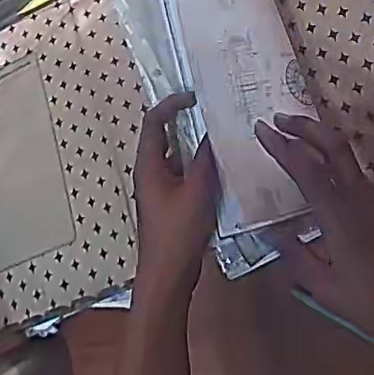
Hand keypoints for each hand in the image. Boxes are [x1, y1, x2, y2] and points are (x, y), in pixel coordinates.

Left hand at [131, 92, 218, 309]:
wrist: (168, 276)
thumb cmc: (178, 232)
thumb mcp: (198, 191)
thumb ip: (206, 159)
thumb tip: (214, 132)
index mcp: (149, 165)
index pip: (154, 121)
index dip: (171, 103)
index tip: (195, 98)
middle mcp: (151, 173)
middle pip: (166, 136)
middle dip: (188, 121)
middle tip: (215, 113)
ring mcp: (161, 189)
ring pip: (179, 157)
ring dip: (198, 145)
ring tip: (224, 136)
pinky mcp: (172, 203)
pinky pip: (186, 174)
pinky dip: (201, 166)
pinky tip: (224, 168)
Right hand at [255, 113, 373, 348]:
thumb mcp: (328, 291)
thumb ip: (296, 257)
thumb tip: (269, 232)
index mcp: (340, 216)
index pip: (305, 168)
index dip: (281, 145)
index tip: (261, 129)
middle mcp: (362, 195)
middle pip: (332, 144)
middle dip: (304, 125)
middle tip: (280, 119)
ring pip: (350, 154)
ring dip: (323, 139)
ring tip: (302, 137)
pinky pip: (364, 173)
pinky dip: (342, 164)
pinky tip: (332, 173)